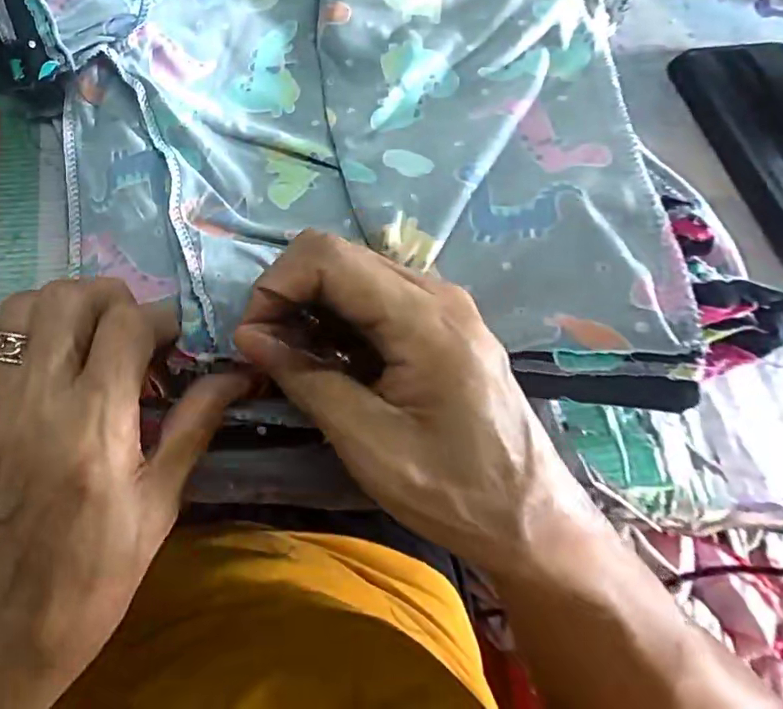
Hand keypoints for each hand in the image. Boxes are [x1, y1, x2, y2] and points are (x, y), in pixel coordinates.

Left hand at [0, 278, 250, 708]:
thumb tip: (233, 373)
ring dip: (56, 307)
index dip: (157, 316)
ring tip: (78, 335)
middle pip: (69, 297)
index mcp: (96, 422)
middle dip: (107, 298)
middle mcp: (39, 396)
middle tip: (124, 328)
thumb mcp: (158, 503)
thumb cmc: (98, 568)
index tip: (169, 332)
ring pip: (19, 307)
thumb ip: (193, 426)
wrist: (13, 617)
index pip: (126, 324)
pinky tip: (19, 349)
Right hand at [232, 231, 603, 577]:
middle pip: (333, 254)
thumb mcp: (368, 443)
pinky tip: (328, 360)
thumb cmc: (455, 491)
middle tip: (267, 349)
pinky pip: (368, 294)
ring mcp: (440, 304)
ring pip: (347, 270)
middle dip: (286, 293)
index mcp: (424, 318)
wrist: (536, 527)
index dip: (275, 286)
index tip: (254, 338)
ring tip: (293, 358)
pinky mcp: (437, 321)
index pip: (325, 256)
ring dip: (306, 304)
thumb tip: (246, 337)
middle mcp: (435, 293)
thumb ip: (304, 379)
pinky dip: (332, 315)